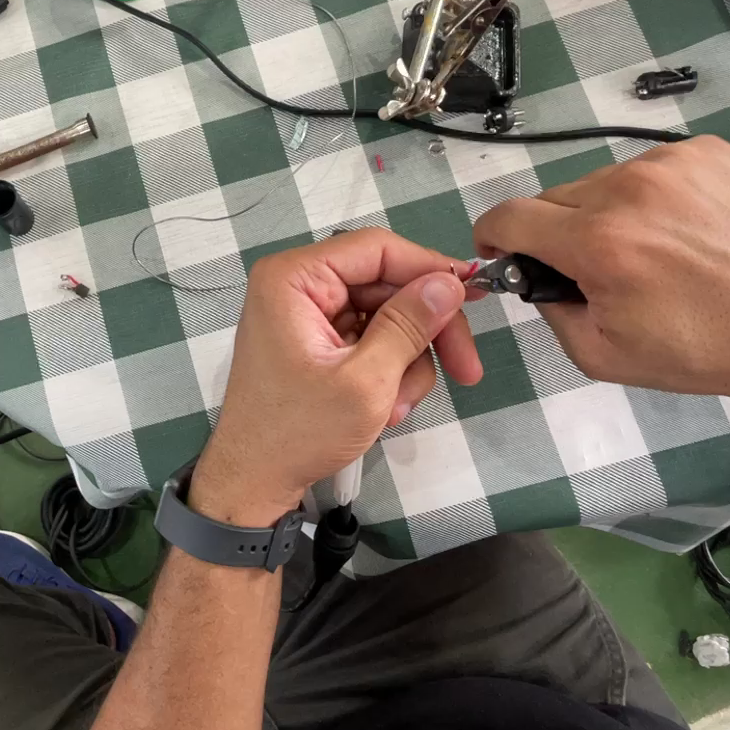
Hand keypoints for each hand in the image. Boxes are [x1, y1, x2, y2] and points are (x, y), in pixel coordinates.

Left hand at [193, 228, 483, 526]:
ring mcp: (308, 316)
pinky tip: (382, 410)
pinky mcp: (317, 343)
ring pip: (387, 317)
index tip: (476, 295)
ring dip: (406, 364)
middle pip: (387, 285)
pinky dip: (387, 374)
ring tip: (393, 408)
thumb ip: (409, 325)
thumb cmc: (298, 431)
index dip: (430, 268)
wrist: (254, 480)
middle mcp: (298, 286)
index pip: (376, 249)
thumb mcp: (364, 380)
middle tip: (466, 371)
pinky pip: (371, 341)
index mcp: (293, 278)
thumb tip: (450, 282)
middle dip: (425, 333)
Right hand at [471, 136, 729, 427]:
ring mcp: (674, 163)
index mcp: (600, 243)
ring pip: (598, 184)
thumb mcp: (599, 355)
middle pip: (550, 200)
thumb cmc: (703, 352)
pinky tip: (680, 232)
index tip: (501, 255)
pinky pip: (645, 171)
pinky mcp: (711, 153)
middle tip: (590, 271)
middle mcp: (630, 189)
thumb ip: (547, 310)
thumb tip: (533, 275)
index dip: (490, 237)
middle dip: (553, 234)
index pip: (507, 216)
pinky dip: (645, 199)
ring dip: (599, 214)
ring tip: (647, 253)